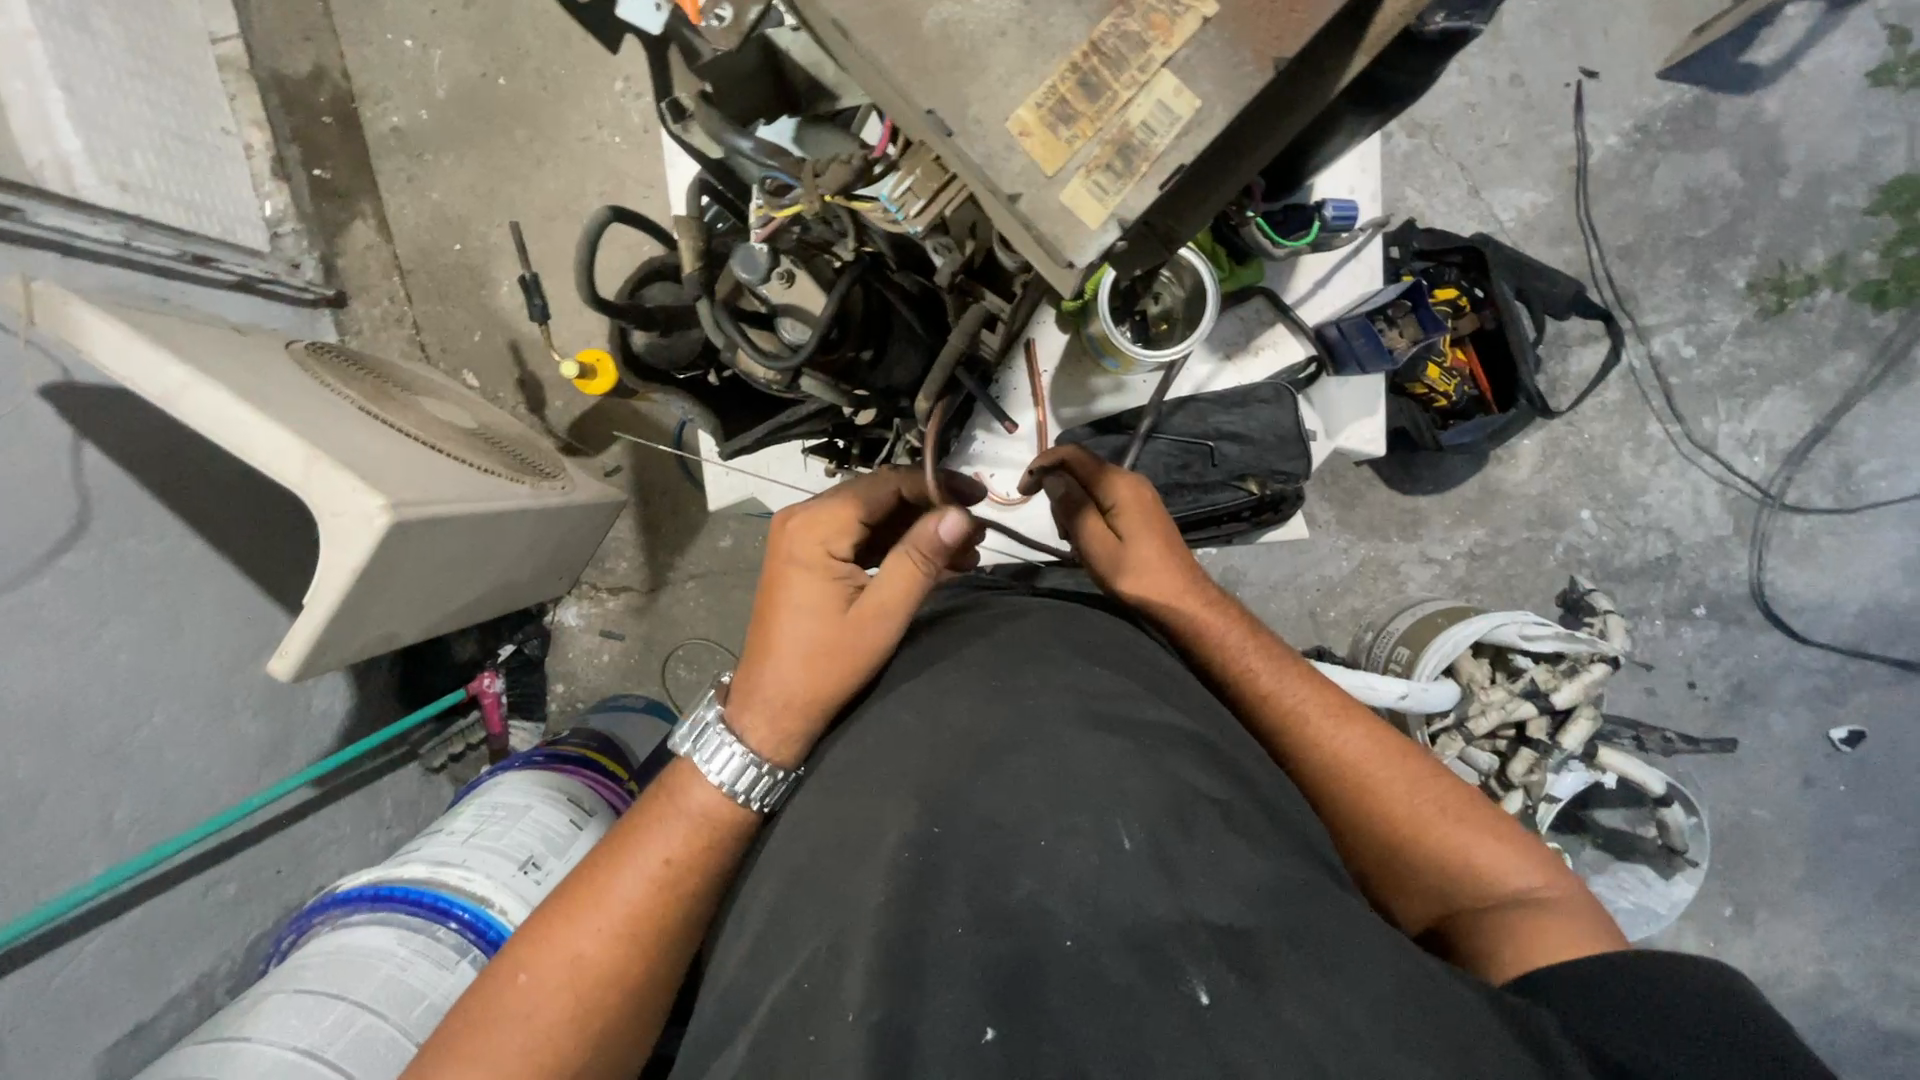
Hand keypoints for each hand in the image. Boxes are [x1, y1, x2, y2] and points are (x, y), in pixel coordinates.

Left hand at [725, 467, 985, 765]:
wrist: (773, 707)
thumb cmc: (826, 665)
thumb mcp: (882, 613)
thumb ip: (921, 558)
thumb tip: (961, 515)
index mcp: (816, 524)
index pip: (886, 483)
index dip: (937, 485)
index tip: (979, 499)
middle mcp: (803, 517)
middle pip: (880, 496)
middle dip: (931, 510)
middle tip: (978, 532)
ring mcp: (802, 535)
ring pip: (872, 517)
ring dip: (917, 531)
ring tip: (966, 553)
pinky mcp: (807, 555)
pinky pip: (858, 537)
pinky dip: (894, 546)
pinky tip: (934, 563)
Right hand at [1017, 445, 1215, 613]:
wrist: (1182, 599)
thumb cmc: (1135, 576)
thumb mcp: (1095, 545)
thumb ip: (1072, 506)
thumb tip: (1051, 476)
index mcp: (1117, 483)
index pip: (1071, 454)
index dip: (1042, 465)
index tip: (1023, 492)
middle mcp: (1129, 479)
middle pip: (1080, 469)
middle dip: (1060, 494)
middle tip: (1062, 535)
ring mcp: (1139, 493)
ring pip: (1091, 486)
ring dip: (1074, 509)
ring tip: (1078, 546)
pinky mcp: (1142, 509)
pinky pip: (1106, 499)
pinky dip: (1090, 515)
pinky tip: (1093, 544)